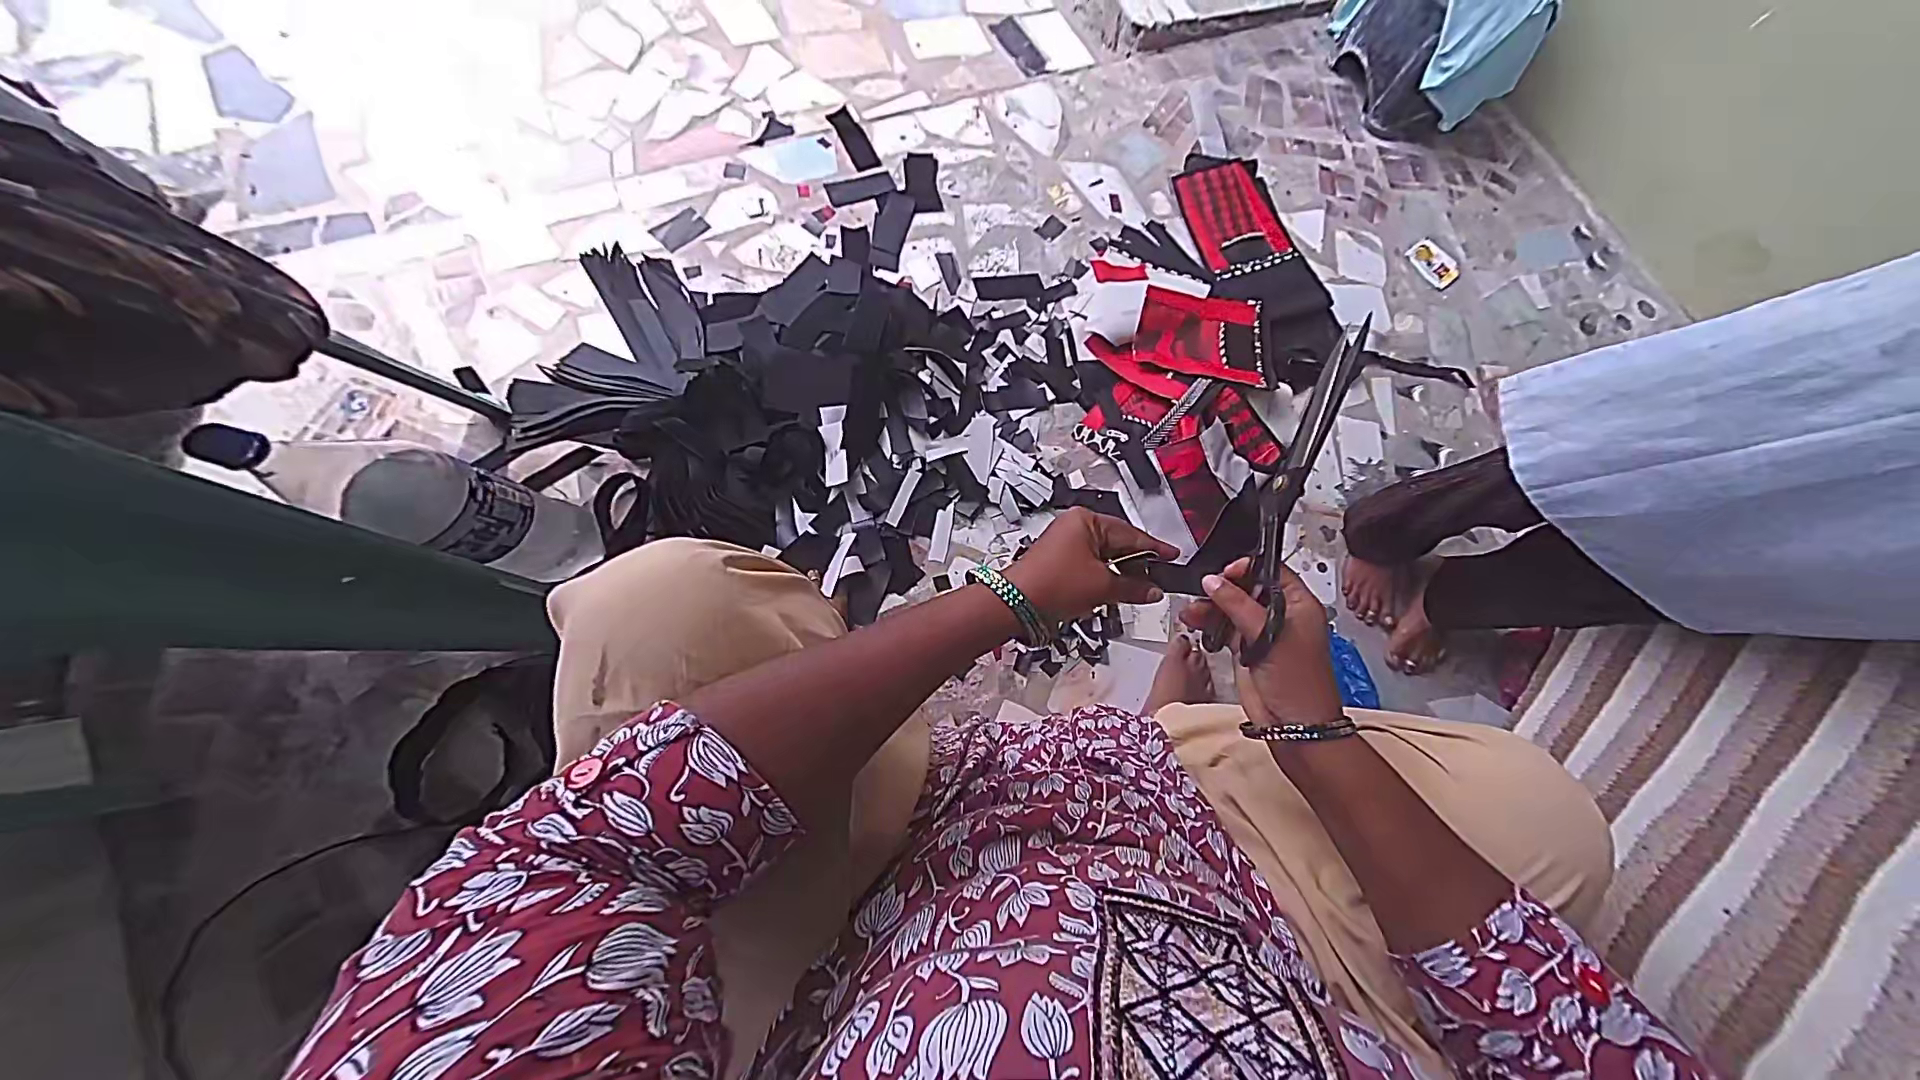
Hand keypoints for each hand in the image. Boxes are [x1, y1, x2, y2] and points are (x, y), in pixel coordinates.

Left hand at [1002, 508, 1177, 622]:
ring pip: (1104, 558)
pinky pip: (1090, 566)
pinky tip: (1110, 593)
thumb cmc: (1048, 585)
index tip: (1172, 555)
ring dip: (1119, 575)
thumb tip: (1151, 589)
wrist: (1016, 605)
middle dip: (1136, 565)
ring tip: (1134, 591)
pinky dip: (1102, 579)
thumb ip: (1134, 587)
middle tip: (1156, 581)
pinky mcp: (1058, 562)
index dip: (1155, 549)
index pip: (1131, 534)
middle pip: (1118, 544)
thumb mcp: (1102, 586)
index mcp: (1085, 521)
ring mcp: (1065, 544)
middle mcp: (1074, 527)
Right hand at [1180, 557, 1343, 727]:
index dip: (1248, 568)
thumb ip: (1239, 605)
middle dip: (1223, 588)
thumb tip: (1215, 582)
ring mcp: (1261, 633)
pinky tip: (1195, 620)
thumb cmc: (1300, 684)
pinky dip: (1208, 623)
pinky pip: (1223, 627)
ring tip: (1194, 609)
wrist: (1293, 725)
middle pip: (1247, 589)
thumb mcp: (1270, 635)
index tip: (1226, 572)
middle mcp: (1281, 616)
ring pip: (1231, 607)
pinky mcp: (1245, 649)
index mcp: (1299, 606)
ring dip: (1210, 606)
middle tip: (1205, 590)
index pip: (1272, 573)